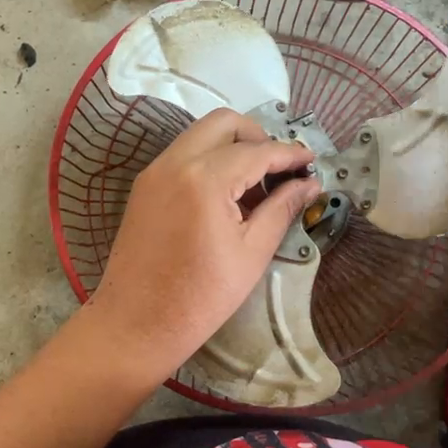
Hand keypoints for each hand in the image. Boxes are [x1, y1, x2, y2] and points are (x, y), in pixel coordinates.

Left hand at [80, 108, 320, 381]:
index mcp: (204, 178)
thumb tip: (308, 184)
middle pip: (224, 124)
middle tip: (279, 170)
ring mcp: (154, 172)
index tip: (311, 163)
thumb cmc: (200, 297)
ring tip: (255, 187)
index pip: (257, 151)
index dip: (290, 155)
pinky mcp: (144, 186)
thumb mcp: (251, 253)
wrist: (136, 324)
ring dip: (232, 148)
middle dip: (258, 138)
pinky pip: (182, 155)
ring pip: (200, 135)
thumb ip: (281, 209)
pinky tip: (225, 196)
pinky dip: (208, 160)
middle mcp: (175, 162)